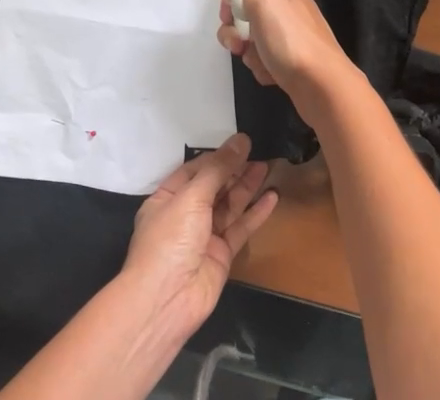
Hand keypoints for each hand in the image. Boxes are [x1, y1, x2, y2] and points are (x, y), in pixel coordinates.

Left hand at [121, 132, 277, 333]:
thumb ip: (218, 169)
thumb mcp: (191, 197)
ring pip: (229, 206)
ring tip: (268, 166)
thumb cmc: (170, 240)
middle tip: (260, 151)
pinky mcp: (221, 254)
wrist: (167, 300)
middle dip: (234, 170)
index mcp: (167, 198)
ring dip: (247, 187)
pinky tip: (272, 197)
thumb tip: (240, 141)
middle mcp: (185, 215)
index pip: (194, 170)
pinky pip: (240, 228)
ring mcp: (204, 236)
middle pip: (214, 186)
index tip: (242, 142)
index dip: (217, 156)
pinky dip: (256, 213)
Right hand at [201, 0, 353, 103]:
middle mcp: (288, 12)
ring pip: (252, 40)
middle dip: (236, 30)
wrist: (323, 87)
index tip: (226, 15)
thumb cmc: (292, 41)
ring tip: (260, 61)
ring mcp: (290, 39)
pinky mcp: (290, 63)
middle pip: (246, 13)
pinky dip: (262, 68)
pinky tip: (271, 74)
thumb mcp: (262, 5)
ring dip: (249, 52)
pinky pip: (264, 61)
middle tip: (239, 42)